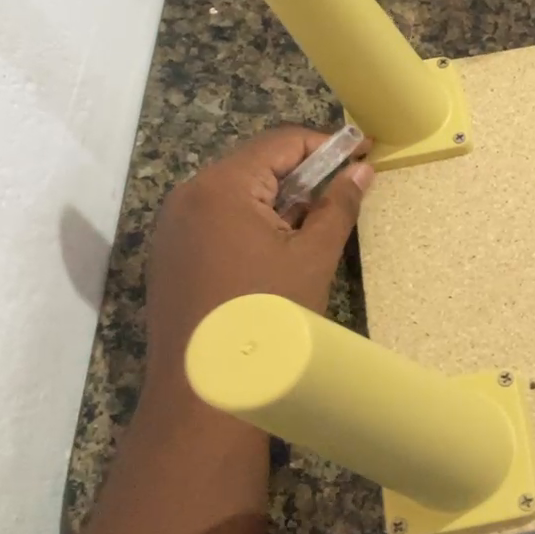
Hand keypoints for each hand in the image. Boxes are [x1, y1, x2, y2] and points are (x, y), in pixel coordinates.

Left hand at [144, 126, 372, 387]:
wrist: (206, 391)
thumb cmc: (266, 318)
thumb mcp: (312, 258)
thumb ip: (338, 206)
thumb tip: (361, 170)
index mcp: (221, 186)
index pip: (281, 142)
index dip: (327, 144)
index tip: (363, 156)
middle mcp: (189, 195)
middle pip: (256, 164)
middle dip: (303, 176)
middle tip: (343, 198)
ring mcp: (174, 227)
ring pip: (237, 194)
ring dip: (279, 203)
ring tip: (313, 232)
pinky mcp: (171, 255)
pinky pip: (218, 221)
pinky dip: (252, 225)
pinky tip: (276, 257)